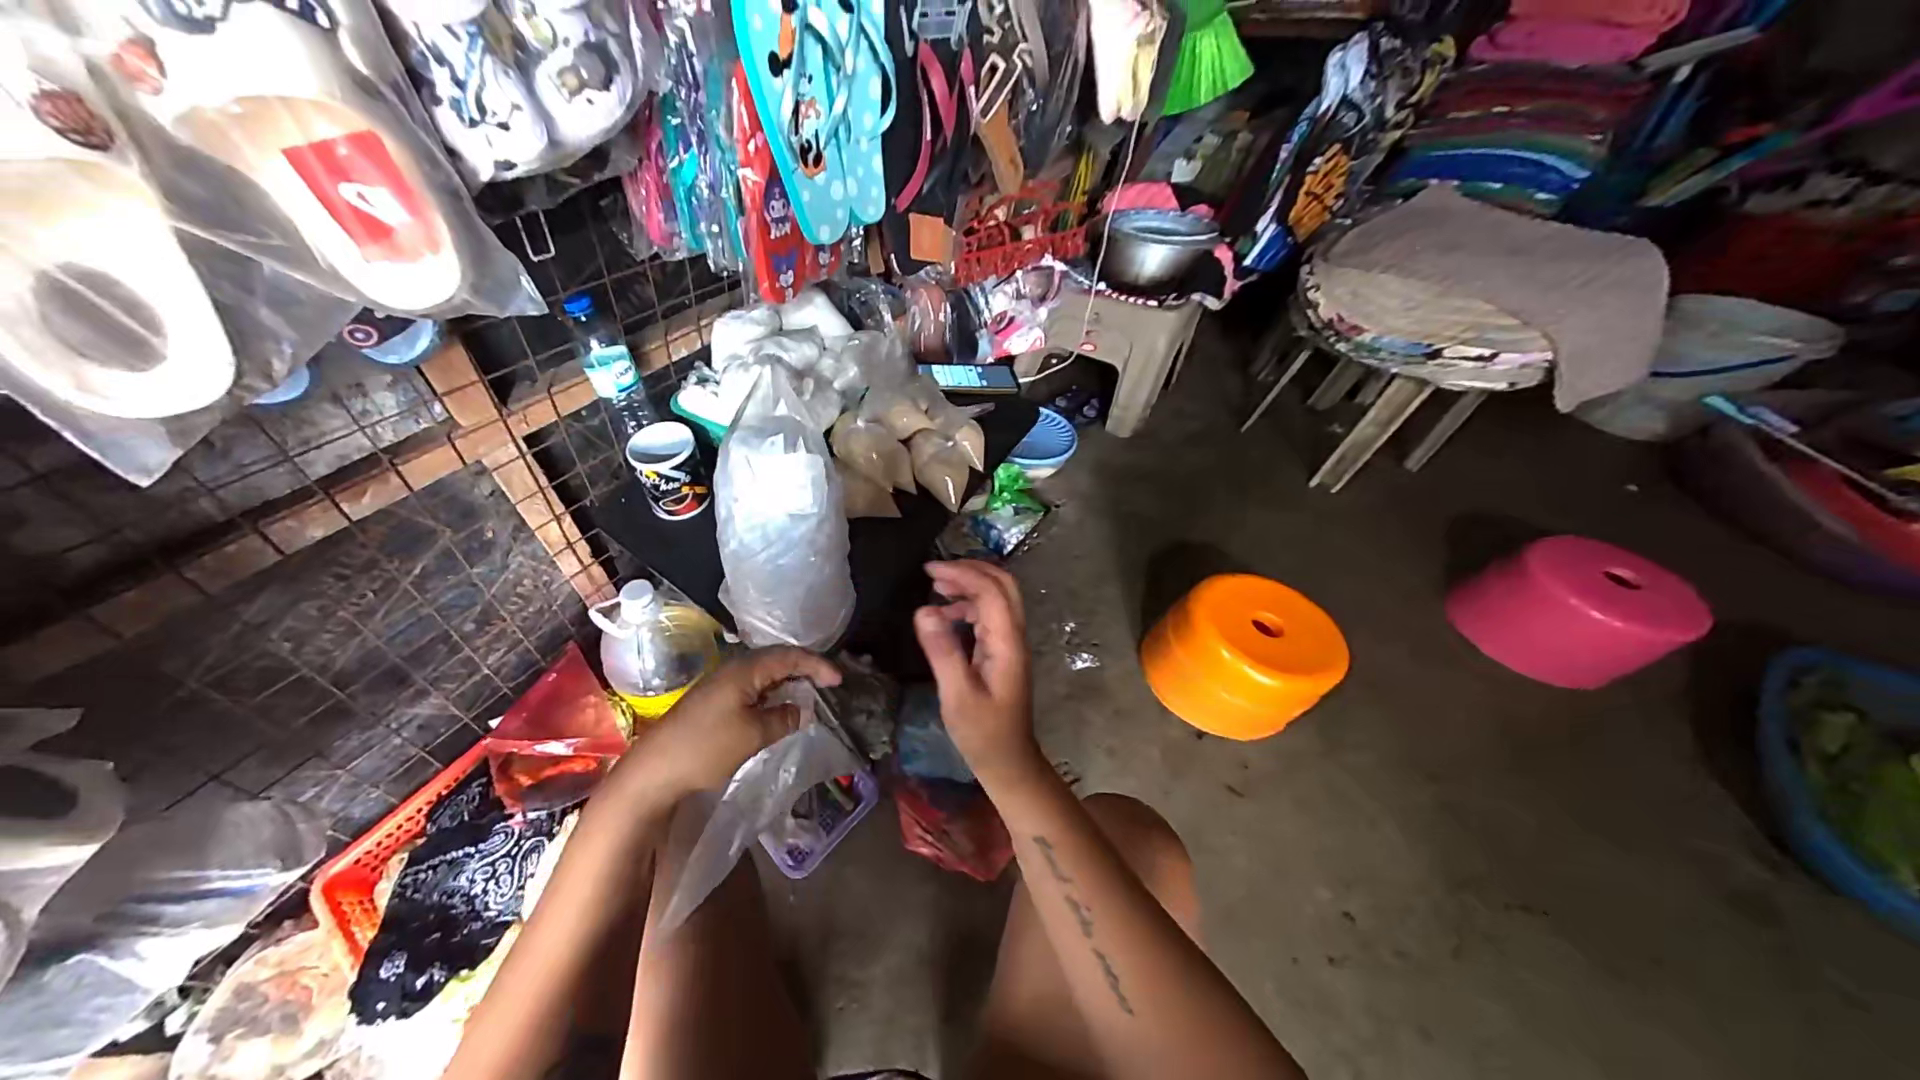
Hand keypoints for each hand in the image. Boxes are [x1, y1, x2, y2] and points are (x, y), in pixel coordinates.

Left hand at [624, 646, 840, 798]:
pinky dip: (772, 694)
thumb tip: (801, 710)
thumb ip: (783, 718)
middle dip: (804, 668)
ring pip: (763, 675)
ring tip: (810, 694)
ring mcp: (720, 686)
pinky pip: (752, 689)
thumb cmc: (705, 748)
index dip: (816, 665)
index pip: (789, 656)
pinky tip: (780, 708)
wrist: (653, 772)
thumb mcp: (753, 735)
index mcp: (744, 670)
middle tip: (828, 682)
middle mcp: (732, 670)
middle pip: (776, 660)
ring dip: (788, 682)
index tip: (838, 679)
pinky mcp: (713, 702)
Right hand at [913, 560, 1041, 785]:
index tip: (930, 571)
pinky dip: (967, 607)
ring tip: (935, 588)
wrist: (1008, 761)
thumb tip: (924, 611)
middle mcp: (1013, 637)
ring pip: (996, 599)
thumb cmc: (983, 733)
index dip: (963, 574)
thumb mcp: (957, 695)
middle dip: (971, 571)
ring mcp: (1009, 644)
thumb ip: (943, 652)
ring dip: (969, 587)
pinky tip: (943, 617)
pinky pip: (988, 617)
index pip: (991, 592)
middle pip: (1003, 586)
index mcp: (1007, 643)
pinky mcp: (1001, 653)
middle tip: (935, 571)